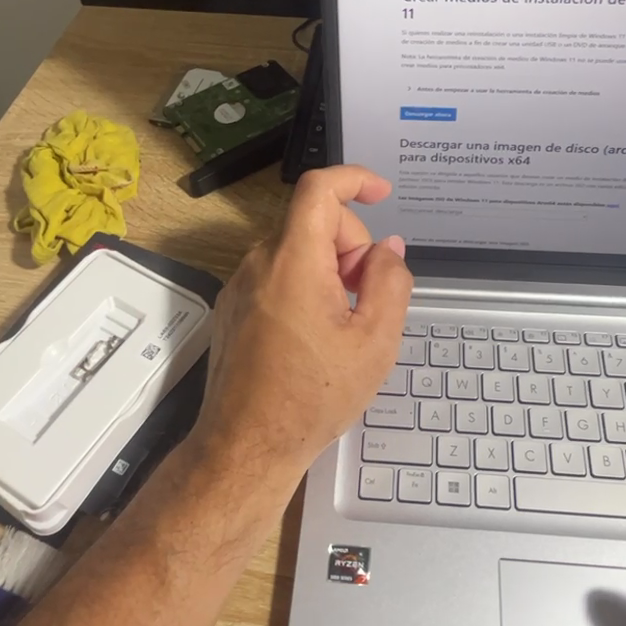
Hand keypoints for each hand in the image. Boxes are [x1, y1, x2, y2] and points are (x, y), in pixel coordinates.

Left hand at [188, 165, 412, 479]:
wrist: (246, 445)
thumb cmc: (310, 397)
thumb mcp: (374, 341)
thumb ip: (391, 282)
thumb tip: (389, 250)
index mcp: (294, 262)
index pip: (320, 189)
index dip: (355, 180)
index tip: (381, 193)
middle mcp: (259, 263)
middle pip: (314, 223)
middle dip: (351, 246)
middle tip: (369, 295)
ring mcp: (240, 285)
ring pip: (297, 250)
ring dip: (330, 269)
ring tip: (344, 322)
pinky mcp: (234, 306)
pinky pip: (277, 274)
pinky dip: (306, 284)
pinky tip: (317, 333)